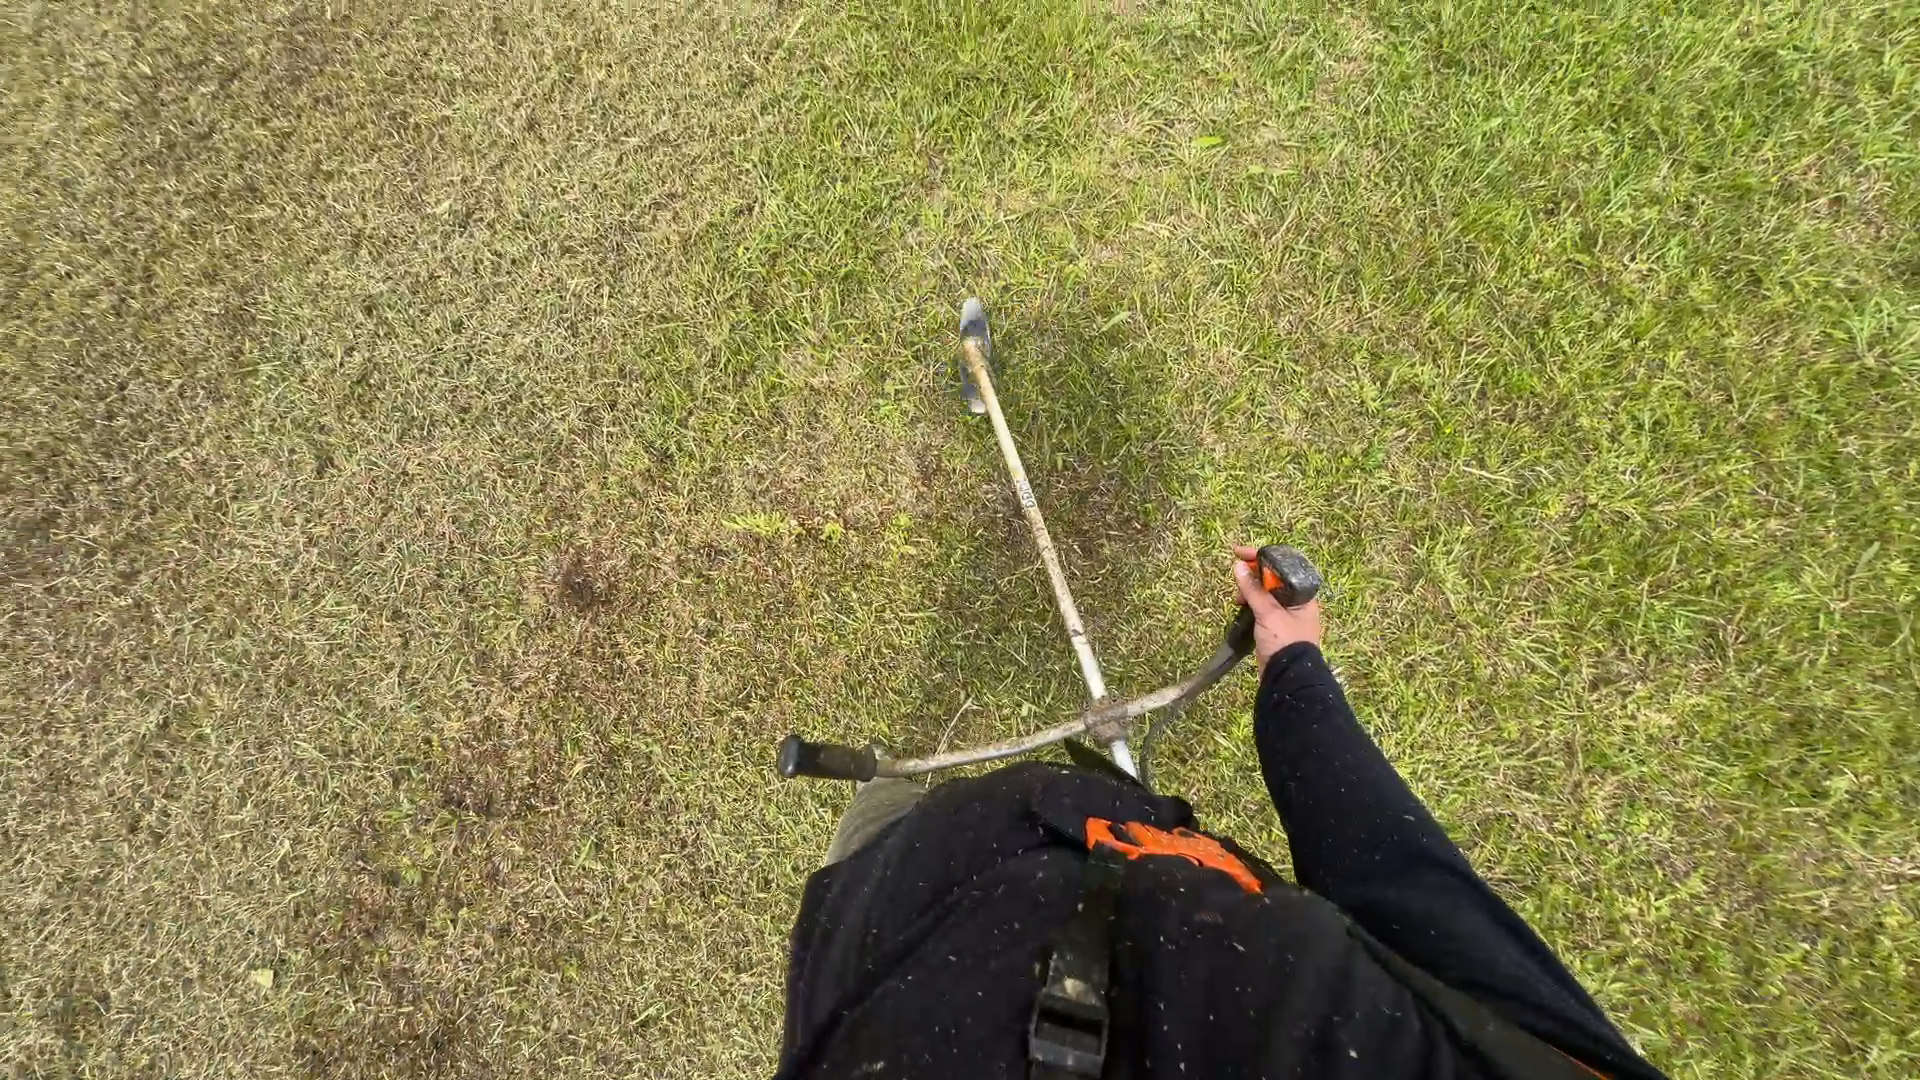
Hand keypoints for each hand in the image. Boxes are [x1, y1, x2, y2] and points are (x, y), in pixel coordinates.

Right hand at [1232, 544, 1322, 672]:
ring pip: (1264, 592)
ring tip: (1238, 599)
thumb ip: (1253, 589)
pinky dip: (1250, 603)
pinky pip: (1261, 606)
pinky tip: (1241, 607)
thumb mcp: (1268, 613)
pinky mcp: (1275, 624)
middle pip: (1272, 578)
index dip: (1260, 557)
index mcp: (1303, 594)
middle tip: (1236, 578)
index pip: (1281, 566)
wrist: (1288, 676)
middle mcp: (1297, 601)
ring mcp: (1286, 613)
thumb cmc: (1284, 641)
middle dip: (1252, 575)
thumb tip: (1237, 565)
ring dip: (1249, 590)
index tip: (1238, 552)